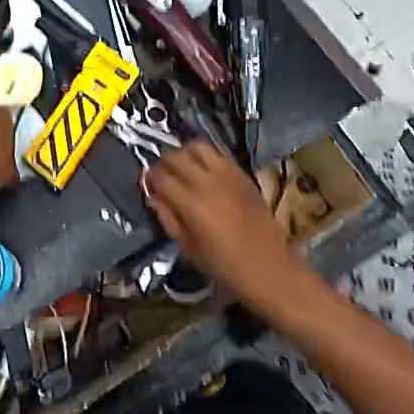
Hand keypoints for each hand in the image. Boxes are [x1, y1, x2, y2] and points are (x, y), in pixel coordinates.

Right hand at [143, 143, 310, 307]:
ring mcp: (227, 174)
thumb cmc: (224, 265)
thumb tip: (154, 197)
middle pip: (176, 156)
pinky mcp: (242, 173)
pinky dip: (205, 156)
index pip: (161, 176)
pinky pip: (218, 153)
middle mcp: (207, 181)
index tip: (146, 184)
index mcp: (191, 203)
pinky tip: (203, 170)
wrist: (266, 266)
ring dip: (184, 153)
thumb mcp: (188, 249)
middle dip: (163, 163)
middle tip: (161, 175)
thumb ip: (168, 219)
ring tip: (182, 167)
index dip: (149, 177)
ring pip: (198, 147)